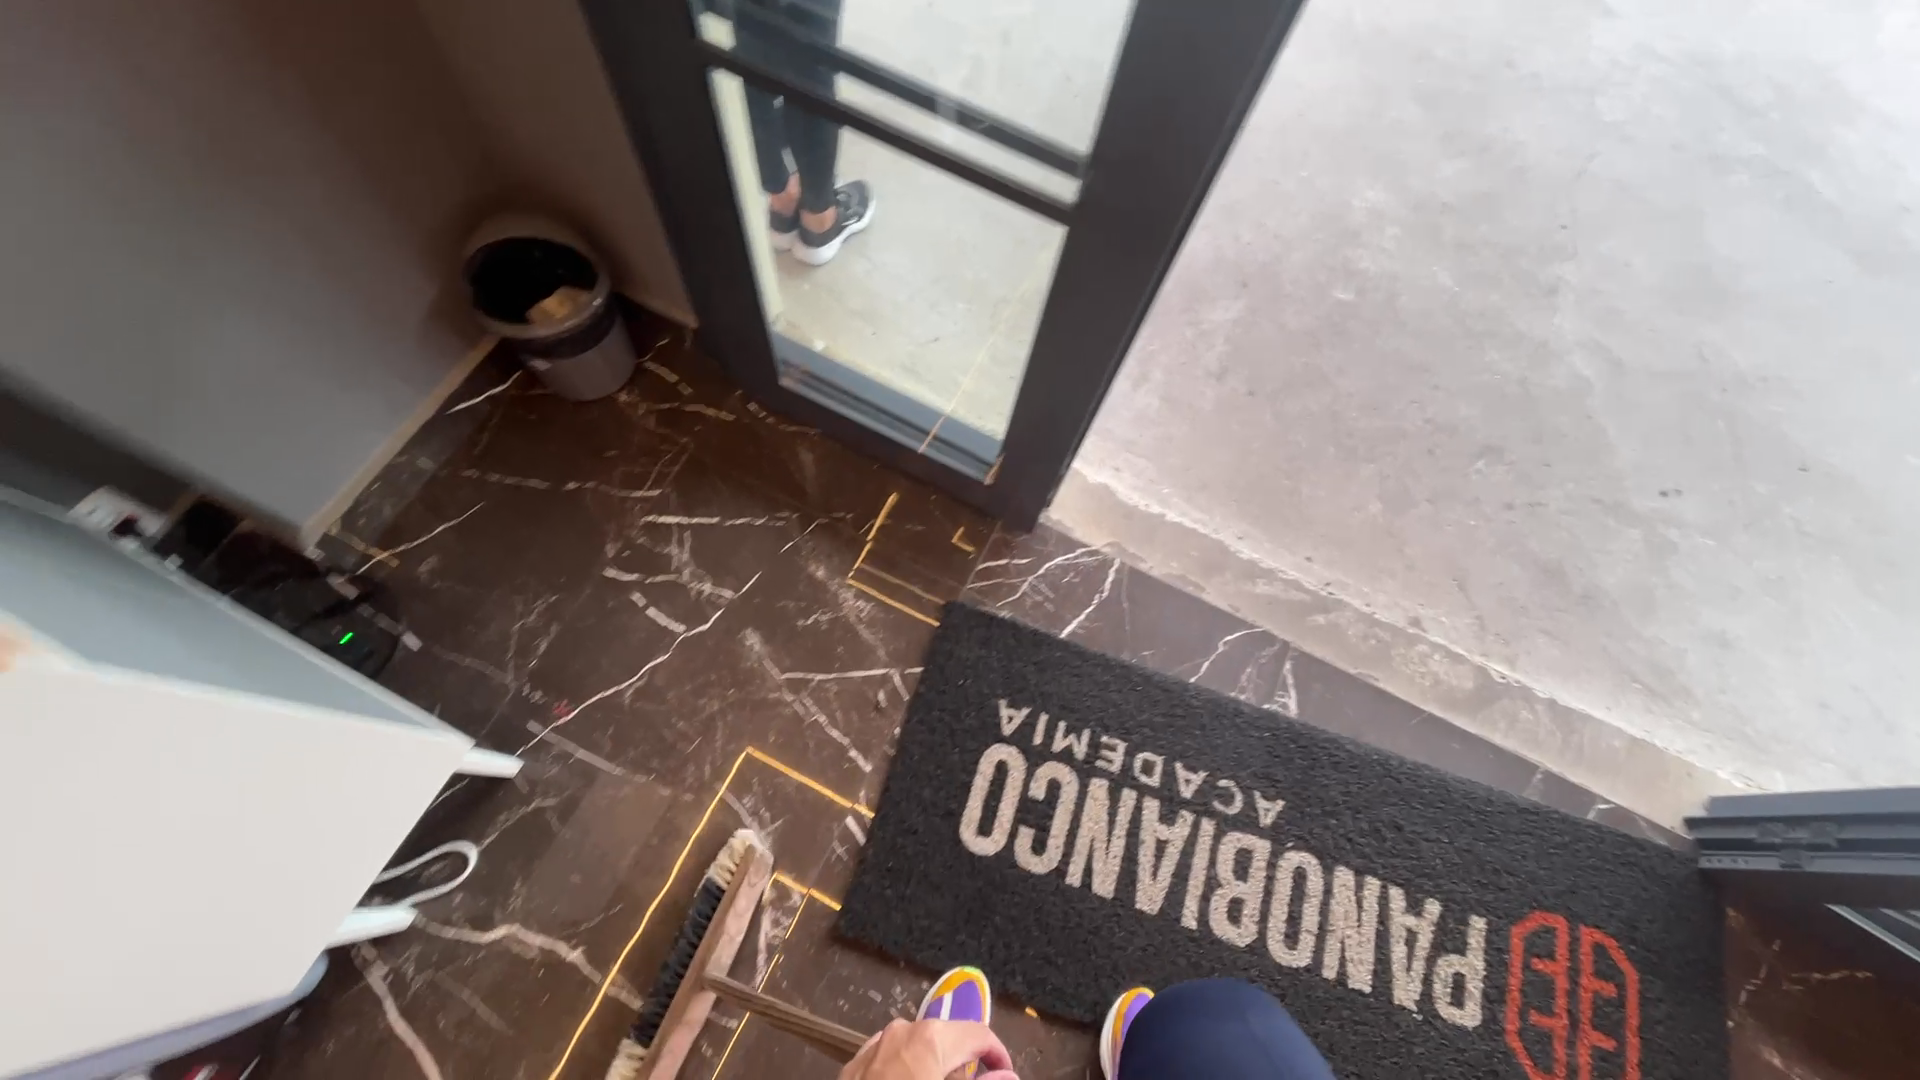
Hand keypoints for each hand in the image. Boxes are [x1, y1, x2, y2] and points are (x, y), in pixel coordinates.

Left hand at [837, 1018, 1017, 1079]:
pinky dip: (905, 1072)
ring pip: (917, 1047)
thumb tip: (1008, 1076)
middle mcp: (903, 1030)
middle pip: (947, 1039)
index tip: (1005, 1076)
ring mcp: (874, 1045)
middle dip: (964, 1064)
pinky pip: (889, 1059)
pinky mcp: (853, 1066)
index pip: (979, 1035)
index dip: (997, 1056)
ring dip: (934, 1067)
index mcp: (932, 1038)